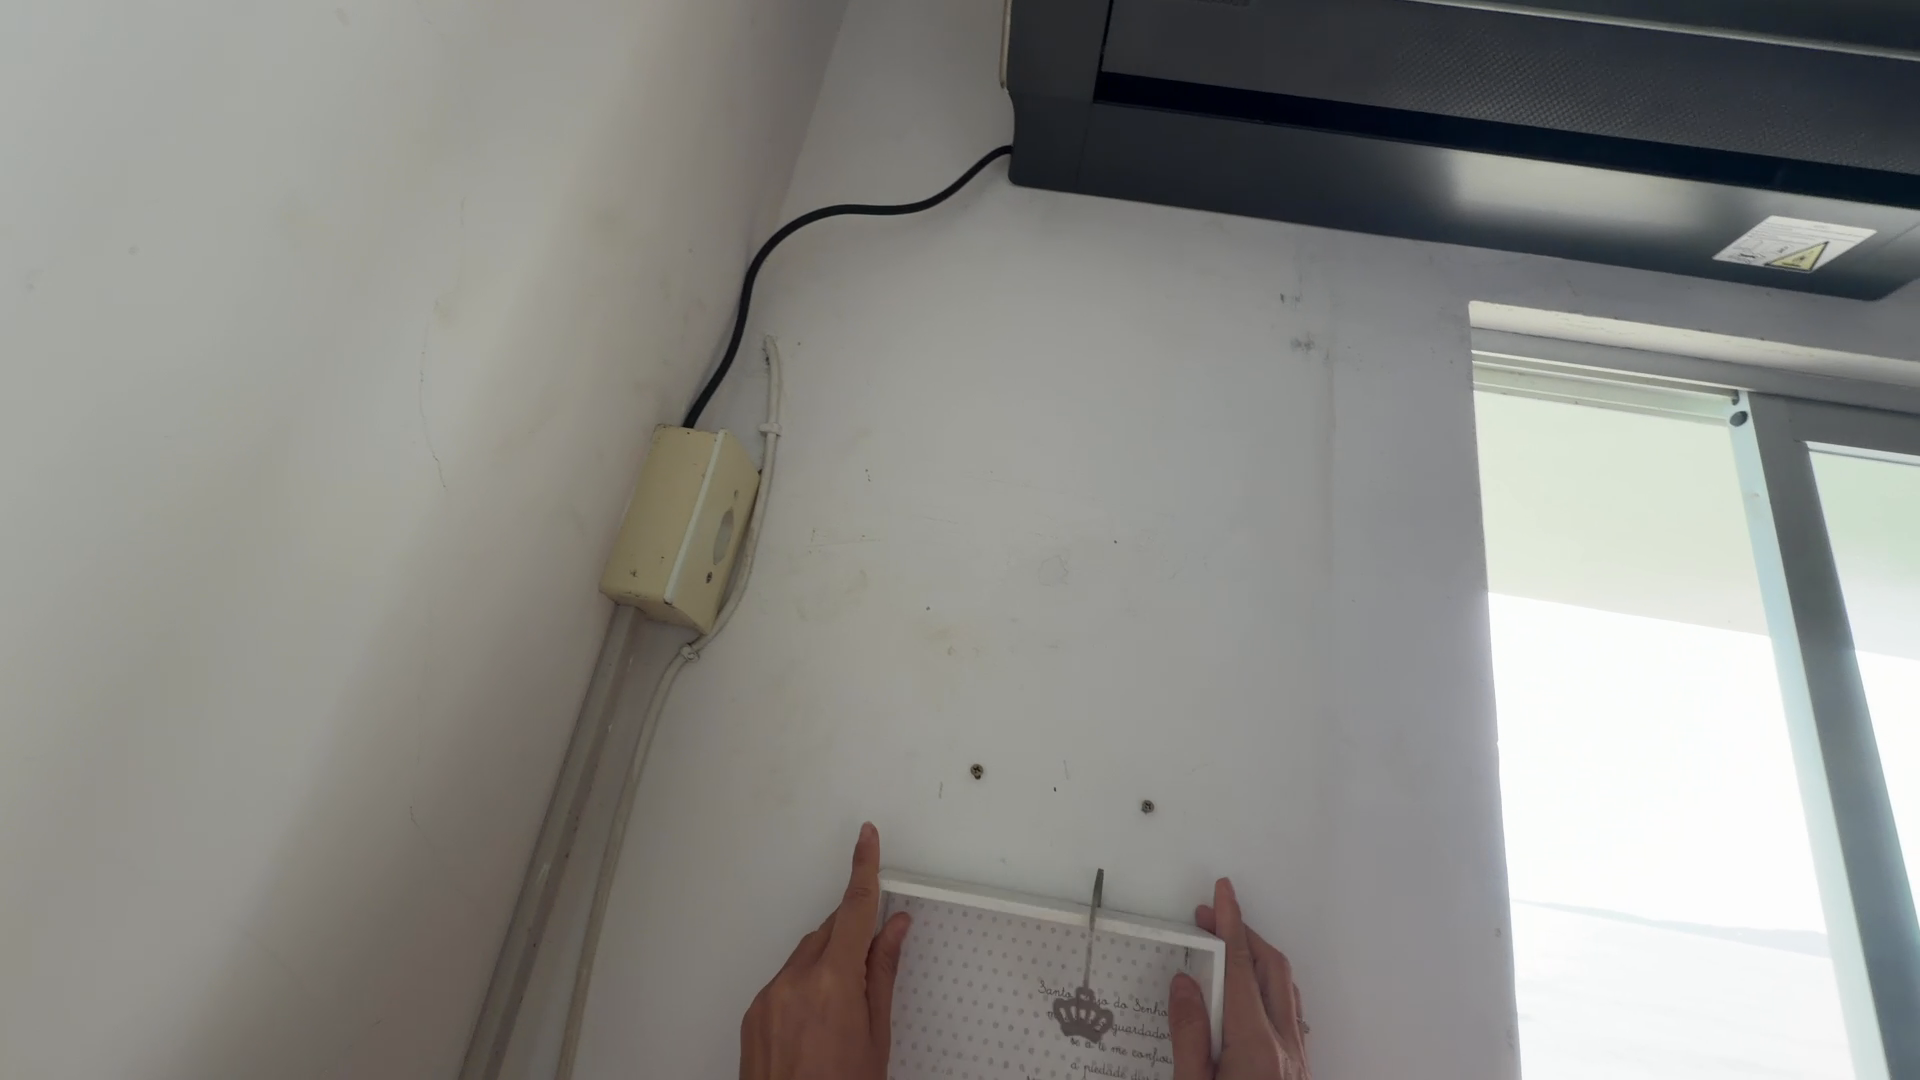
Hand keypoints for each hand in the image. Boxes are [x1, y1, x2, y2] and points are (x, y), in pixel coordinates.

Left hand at [740, 823, 911, 1079]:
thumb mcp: (876, 1036)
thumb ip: (882, 971)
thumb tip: (895, 927)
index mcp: (833, 983)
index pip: (855, 909)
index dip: (864, 867)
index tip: (866, 838)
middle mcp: (795, 982)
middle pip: (829, 931)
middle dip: (851, 938)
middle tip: (868, 973)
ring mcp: (769, 997)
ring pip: (806, 955)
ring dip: (827, 965)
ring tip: (839, 1015)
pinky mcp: (753, 1012)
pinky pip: (785, 979)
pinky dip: (804, 986)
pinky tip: (815, 1022)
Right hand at [1168, 878, 1309, 1079]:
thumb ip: (1189, 1035)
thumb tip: (1186, 981)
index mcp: (1256, 1046)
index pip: (1242, 967)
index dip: (1231, 922)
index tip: (1222, 890)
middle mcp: (1286, 1048)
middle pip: (1273, 969)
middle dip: (1243, 932)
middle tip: (1209, 915)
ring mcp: (1299, 1064)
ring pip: (1286, 990)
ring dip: (1258, 958)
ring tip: (1225, 947)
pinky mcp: (1301, 1076)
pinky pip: (1291, 1014)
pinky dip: (1270, 986)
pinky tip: (1251, 995)